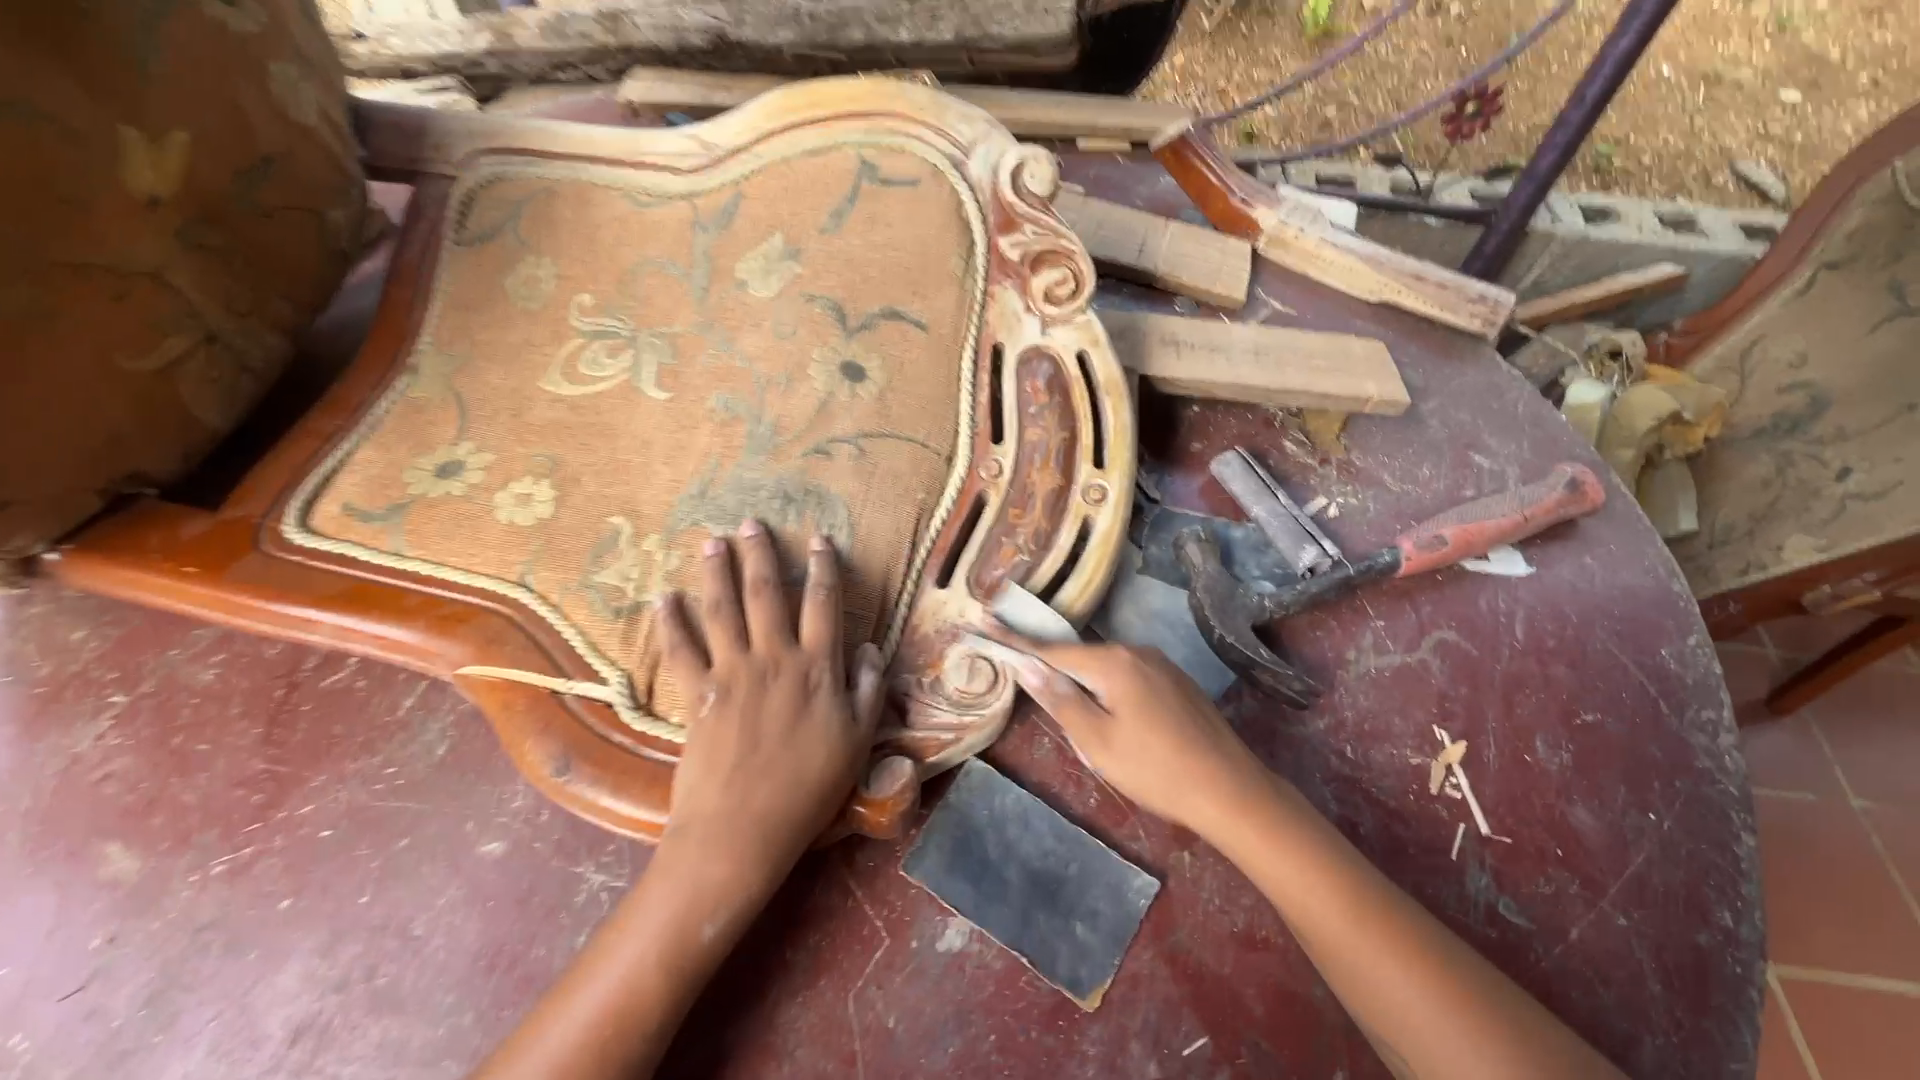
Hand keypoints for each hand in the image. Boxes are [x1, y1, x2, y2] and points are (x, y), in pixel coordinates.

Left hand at [656, 519, 884, 887]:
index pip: (823, 604)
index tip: (820, 540)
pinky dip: (670, 621)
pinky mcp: (697, 694)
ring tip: (711, 542)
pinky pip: (680, 649)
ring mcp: (733, 673)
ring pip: (722, 609)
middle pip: (766, 594)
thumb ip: (868, 691)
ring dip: (715, 572)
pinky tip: (663, 597)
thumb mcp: (858, 742)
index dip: (823, 568)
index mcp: (819, 668)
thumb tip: (871, 649)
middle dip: (760, 554)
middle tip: (750, 523)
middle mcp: (775, 658)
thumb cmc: (810, 789)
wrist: (745, 827)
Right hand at [986, 631, 1275, 836]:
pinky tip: (1117, 723)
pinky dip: (1110, 693)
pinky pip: (1129, 679)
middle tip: (1030, 688)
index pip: (1052, 649)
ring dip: (1085, 688)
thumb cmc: (1155, 769)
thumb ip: (1060, 700)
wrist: (1230, 789)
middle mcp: (1137, 652)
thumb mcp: (1096, 741)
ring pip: (1106, 671)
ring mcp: (1162, 666)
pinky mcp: (1177, 683)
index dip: (1016, 641)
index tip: (984, 621)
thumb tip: (1027, 666)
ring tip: (1079, 724)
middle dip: (1054, 672)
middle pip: (1080, 658)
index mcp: (1113, 662)